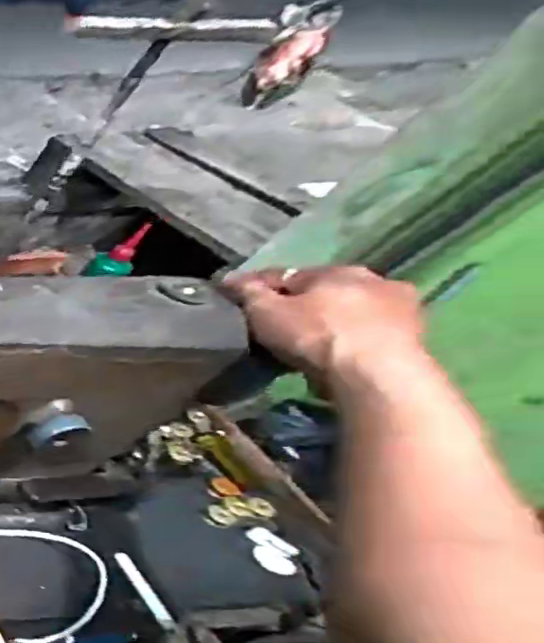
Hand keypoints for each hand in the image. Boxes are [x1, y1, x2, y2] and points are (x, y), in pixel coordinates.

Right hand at [221, 266, 425, 386]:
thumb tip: (229, 278)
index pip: (287, 274)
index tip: (237, 300)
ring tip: (306, 338)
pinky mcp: (413, 332)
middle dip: (301, 301)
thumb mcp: (265, 312)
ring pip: (348, 309)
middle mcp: (374, 279)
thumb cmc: (313, 335)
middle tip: (275, 321)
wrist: (373, 371)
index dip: (258, 287)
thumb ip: (248, 293)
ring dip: (329, 318)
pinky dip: (349, 335)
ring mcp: (400, 305)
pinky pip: (367, 329)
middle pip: (324, 290)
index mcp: (336, 271)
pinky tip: (335, 349)